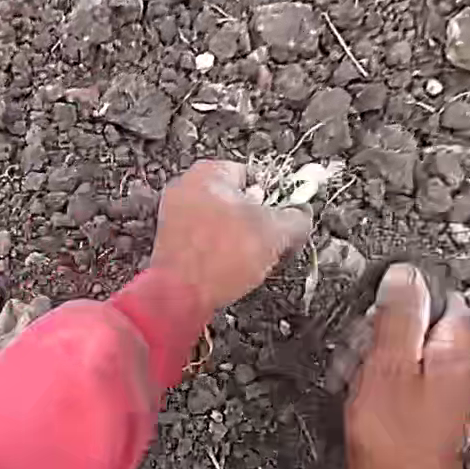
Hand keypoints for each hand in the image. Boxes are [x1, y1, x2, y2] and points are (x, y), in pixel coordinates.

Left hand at [149, 160, 312, 311]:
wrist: (178, 296)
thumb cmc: (223, 255)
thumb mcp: (277, 232)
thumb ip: (298, 217)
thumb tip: (301, 215)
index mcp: (207, 172)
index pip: (256, 175)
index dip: (275, 198)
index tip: (284, 217)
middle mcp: (184, 188)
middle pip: (237, 200)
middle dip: (256, 220)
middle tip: (268, 241)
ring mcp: (171, 216)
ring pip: (221, 223)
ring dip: (238, 238)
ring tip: (247, 259)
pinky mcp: (167, 243)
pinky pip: (204, 240)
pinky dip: (217, 251)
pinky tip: (226, 268)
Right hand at [345, 264, 469, 468]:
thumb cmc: (393, 432)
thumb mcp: (387, 366)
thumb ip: (397, 320)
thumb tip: (405, 276)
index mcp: (454, 351)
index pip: (439, 301)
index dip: (403, 299)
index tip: (373, 309)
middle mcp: (454, 367)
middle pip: (419, 327)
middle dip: (382, 331)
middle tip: (358, 348)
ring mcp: (438, 389)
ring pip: (404, 353)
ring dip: (373, 356)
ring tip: (352, 373)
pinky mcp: (418, 408)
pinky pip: (395, 377)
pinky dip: (374, 378)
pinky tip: (357, 389)